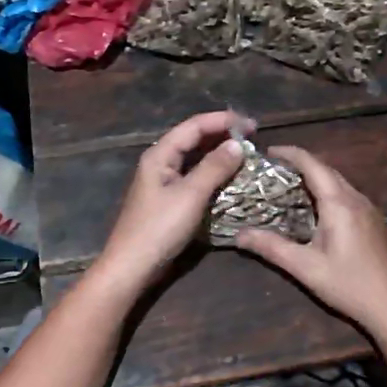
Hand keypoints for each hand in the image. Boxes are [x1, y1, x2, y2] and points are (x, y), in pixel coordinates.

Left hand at [93, 111, 249, 290]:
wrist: (133, 265)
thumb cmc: (159, 228)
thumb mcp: (190, 195)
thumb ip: (214, 167)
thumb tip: (237, 144)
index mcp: (159, 155)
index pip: (193, 126)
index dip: (223, 121)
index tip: (253, 125)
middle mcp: (159, 163)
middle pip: (193, 140)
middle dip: (222, 136)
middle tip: (253, 138)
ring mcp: (163, 182)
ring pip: (194, 159)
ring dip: (219, 155)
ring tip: (246, 155)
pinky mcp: (168, 200)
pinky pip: (193, 178)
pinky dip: (212, 174)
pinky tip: (230, 178)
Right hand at [234, 146, 386, 360]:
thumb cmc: (350, 284)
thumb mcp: (304, 268)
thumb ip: (271, 247)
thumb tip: (238, 235)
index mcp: (339, 204)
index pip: (313, 164)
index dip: (290, 153)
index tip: (267, 152)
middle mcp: (356, 199)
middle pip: (326, 170)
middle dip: (299, 164)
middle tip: (270, 171)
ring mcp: (368, 210)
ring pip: (338, 182)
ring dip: (314, 177)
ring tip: (286, 185)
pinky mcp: (373, 222)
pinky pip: (345, 195)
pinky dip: (325, 191)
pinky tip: (312, 208)